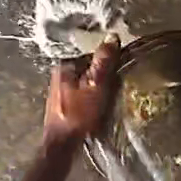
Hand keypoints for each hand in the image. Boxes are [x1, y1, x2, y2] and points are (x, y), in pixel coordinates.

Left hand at [42, 37, 120, 152]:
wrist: (62, 144)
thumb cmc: (78, 115)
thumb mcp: (95, 86)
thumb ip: (103, 62)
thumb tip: (112, 36)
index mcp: (64, 65)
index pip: (91, 53)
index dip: (107, 59)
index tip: (121, 66)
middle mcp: (59, 74)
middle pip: (88, 67)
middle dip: (102, 72)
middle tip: (118, 80)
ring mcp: (60, 89)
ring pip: (85, 80)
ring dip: (98, 84)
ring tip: (111, 93)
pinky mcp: (64, 102)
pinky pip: (83, 91)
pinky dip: (92, 94)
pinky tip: (100, 103)